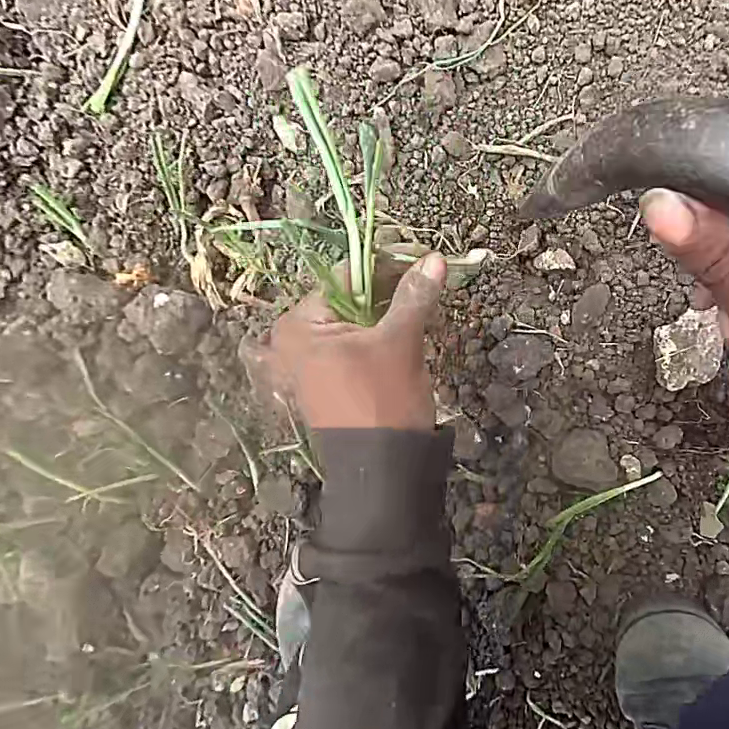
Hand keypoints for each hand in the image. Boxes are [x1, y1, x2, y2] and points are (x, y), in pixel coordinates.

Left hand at [266, 253, 446, 429]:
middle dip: (391, 291)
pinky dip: (381, 336)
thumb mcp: (399, 342)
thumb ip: (413, 296)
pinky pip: (356, 344)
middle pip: (352, 298)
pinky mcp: (329, 381)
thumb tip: (434, 259)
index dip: (388, 265)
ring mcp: (310, 363)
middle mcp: (294, 340)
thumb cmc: (382, 400)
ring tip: (424, 309)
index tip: (423, 261)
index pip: (347, 276)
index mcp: (299, 324)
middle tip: (428, 284)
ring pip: (358, 322)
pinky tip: (408, 334)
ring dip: (390, 313)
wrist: (381, 469)